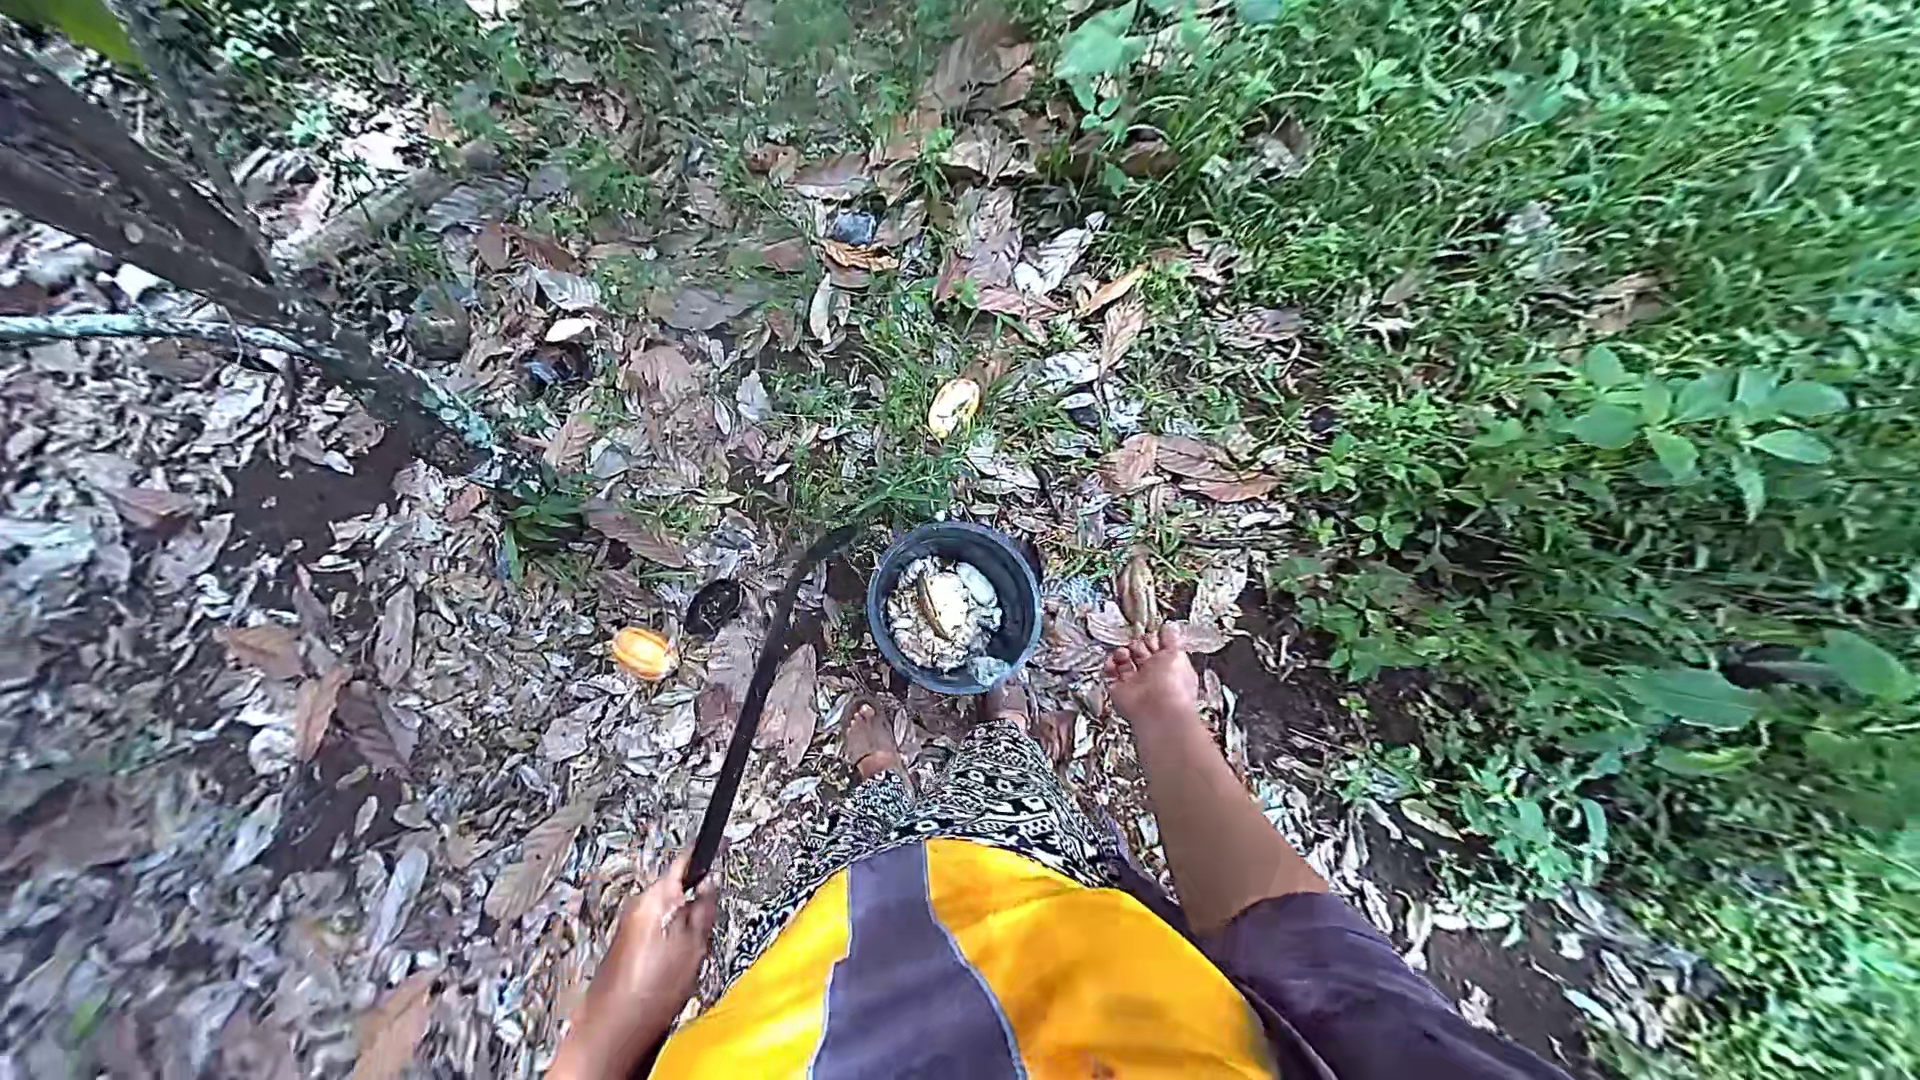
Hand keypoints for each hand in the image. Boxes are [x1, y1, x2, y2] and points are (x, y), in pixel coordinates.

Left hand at [548, 853, 717, 1079]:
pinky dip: (670, 939)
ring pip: (667, 911)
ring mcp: (629, 928)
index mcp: (653, 898)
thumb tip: (711, 880)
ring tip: (690, 952)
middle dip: (695, 900)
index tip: (720, 845)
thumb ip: (705, 906)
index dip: (706, 853)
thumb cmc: (649, 992)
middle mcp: (636, 907)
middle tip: (708, 922)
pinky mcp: (626, 948)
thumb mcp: (693, 943)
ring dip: (683, 922)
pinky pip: (657, 930)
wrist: (612, 1037)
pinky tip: (673, 966)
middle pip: (676, 888)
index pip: (684, 861)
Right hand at [1103, 623, 1200, 732]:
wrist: (1158, 709)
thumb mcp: (1177, 654)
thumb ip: (1171, 639)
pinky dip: (1109, 666)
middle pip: (1138, 653)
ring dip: (1121, 653)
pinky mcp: (1120, 691)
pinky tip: (1112, 661)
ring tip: (1123, 653)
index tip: (1148, 634)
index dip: (1152, 639)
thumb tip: (1169, 627)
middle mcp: (1152, 676)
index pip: (1156, 647)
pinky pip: (1110, 674)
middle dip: (1136, 645)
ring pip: (1123, 662)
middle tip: (1137, 645)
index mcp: (1169, 666)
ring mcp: (1135, 684)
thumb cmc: (1173, 685)